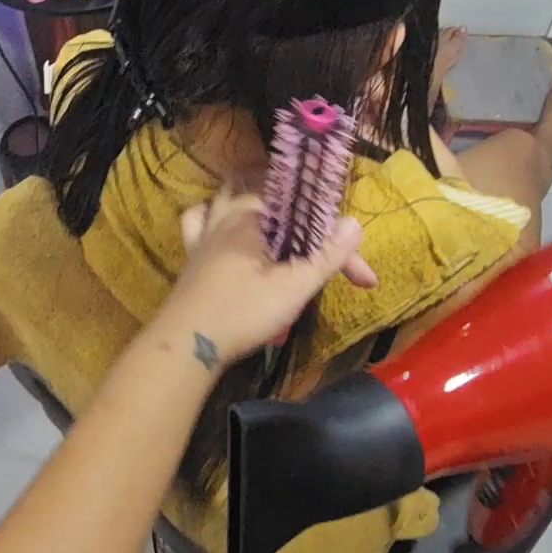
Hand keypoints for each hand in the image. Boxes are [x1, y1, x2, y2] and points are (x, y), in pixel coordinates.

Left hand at [157, 188, 375, 367]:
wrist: (186, 343)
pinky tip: (223, 230)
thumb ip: (325, 256)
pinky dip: (214, 218)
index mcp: (255, 220)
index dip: (341, 251)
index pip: (310, 223)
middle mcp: (228, 218)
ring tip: (286, 235)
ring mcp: (206, 234)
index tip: (365, 281)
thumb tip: (354, 222)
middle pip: (281, 217)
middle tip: (335, 273)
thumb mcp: (293, 288)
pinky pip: (201, 222)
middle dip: (313, 242)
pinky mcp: (192, 255)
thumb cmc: (242, 314)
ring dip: (267, 219)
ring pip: (238, 208)